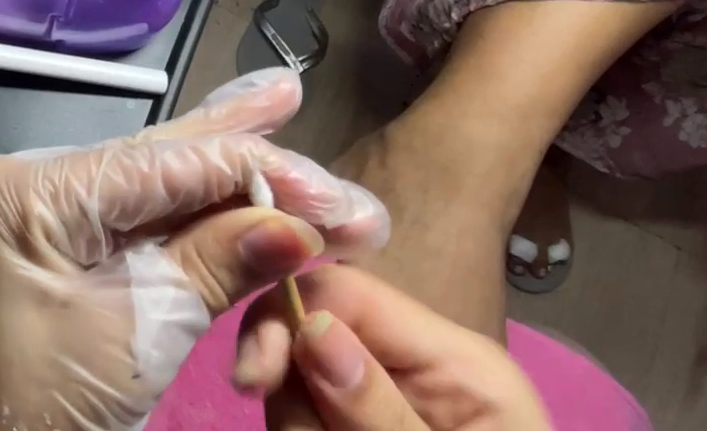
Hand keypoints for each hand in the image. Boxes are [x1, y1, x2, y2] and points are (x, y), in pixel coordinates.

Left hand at [0, 69, 390, 430]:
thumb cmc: (45, 400)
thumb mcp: (138, 332)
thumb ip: (215, 265)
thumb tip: (299, 224)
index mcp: (39, 188)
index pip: (161, 162)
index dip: (250, 166)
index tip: (335, 189)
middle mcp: (40, 177)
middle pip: (154, 155)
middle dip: (234, 144)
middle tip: (294, 98)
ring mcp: (48, 204)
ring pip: (150, 176)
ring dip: (220, 163)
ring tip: (272, 103)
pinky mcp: (63, 236)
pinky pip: (137, 211)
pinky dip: (192, 201)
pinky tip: (227, 162)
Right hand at [235, 266, 550, 429]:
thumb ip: (380, 409)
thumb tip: (310, 326)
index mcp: (455, 356)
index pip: (341, 290)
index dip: (284, 318)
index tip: (251, 383)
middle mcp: (416, 358)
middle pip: (307, 331)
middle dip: (290, 390)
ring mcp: (388, 390)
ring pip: (296, 376)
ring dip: (296, 421)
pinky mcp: (364, 417)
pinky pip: (306, 408)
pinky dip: (302, 429)